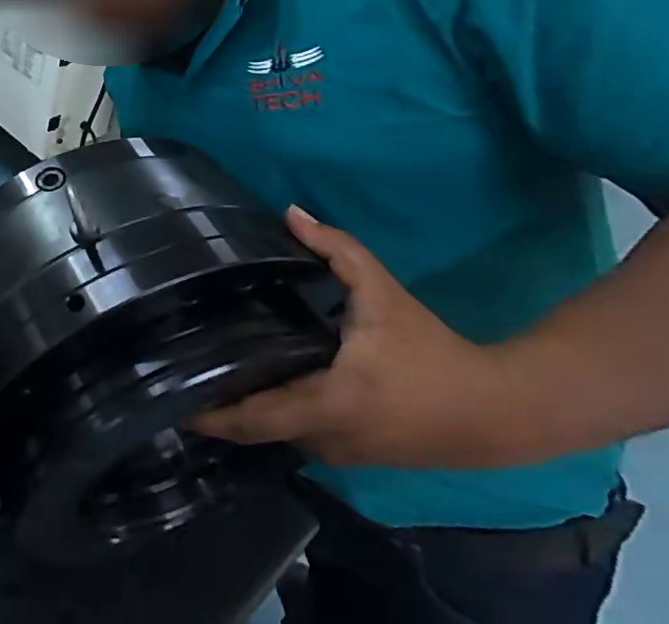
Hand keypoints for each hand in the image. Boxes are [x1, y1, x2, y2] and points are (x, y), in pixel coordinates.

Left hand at [191, 206, 537, 467]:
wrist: (499, 411)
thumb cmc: (433, 351)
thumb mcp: (382, 293)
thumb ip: (335, 250)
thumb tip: (289, 213)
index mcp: (324, 405)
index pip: (250, 417)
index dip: (208, 413)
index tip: (169, 395)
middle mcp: (322, 439)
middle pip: (254, 427)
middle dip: (216, 406)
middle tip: (177, 370)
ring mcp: (337, 455)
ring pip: (275, 432)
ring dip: (243, 408)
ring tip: (205, 368)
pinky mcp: (352, 456)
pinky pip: (297, 435)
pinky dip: (272, 413)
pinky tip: (255, 381)